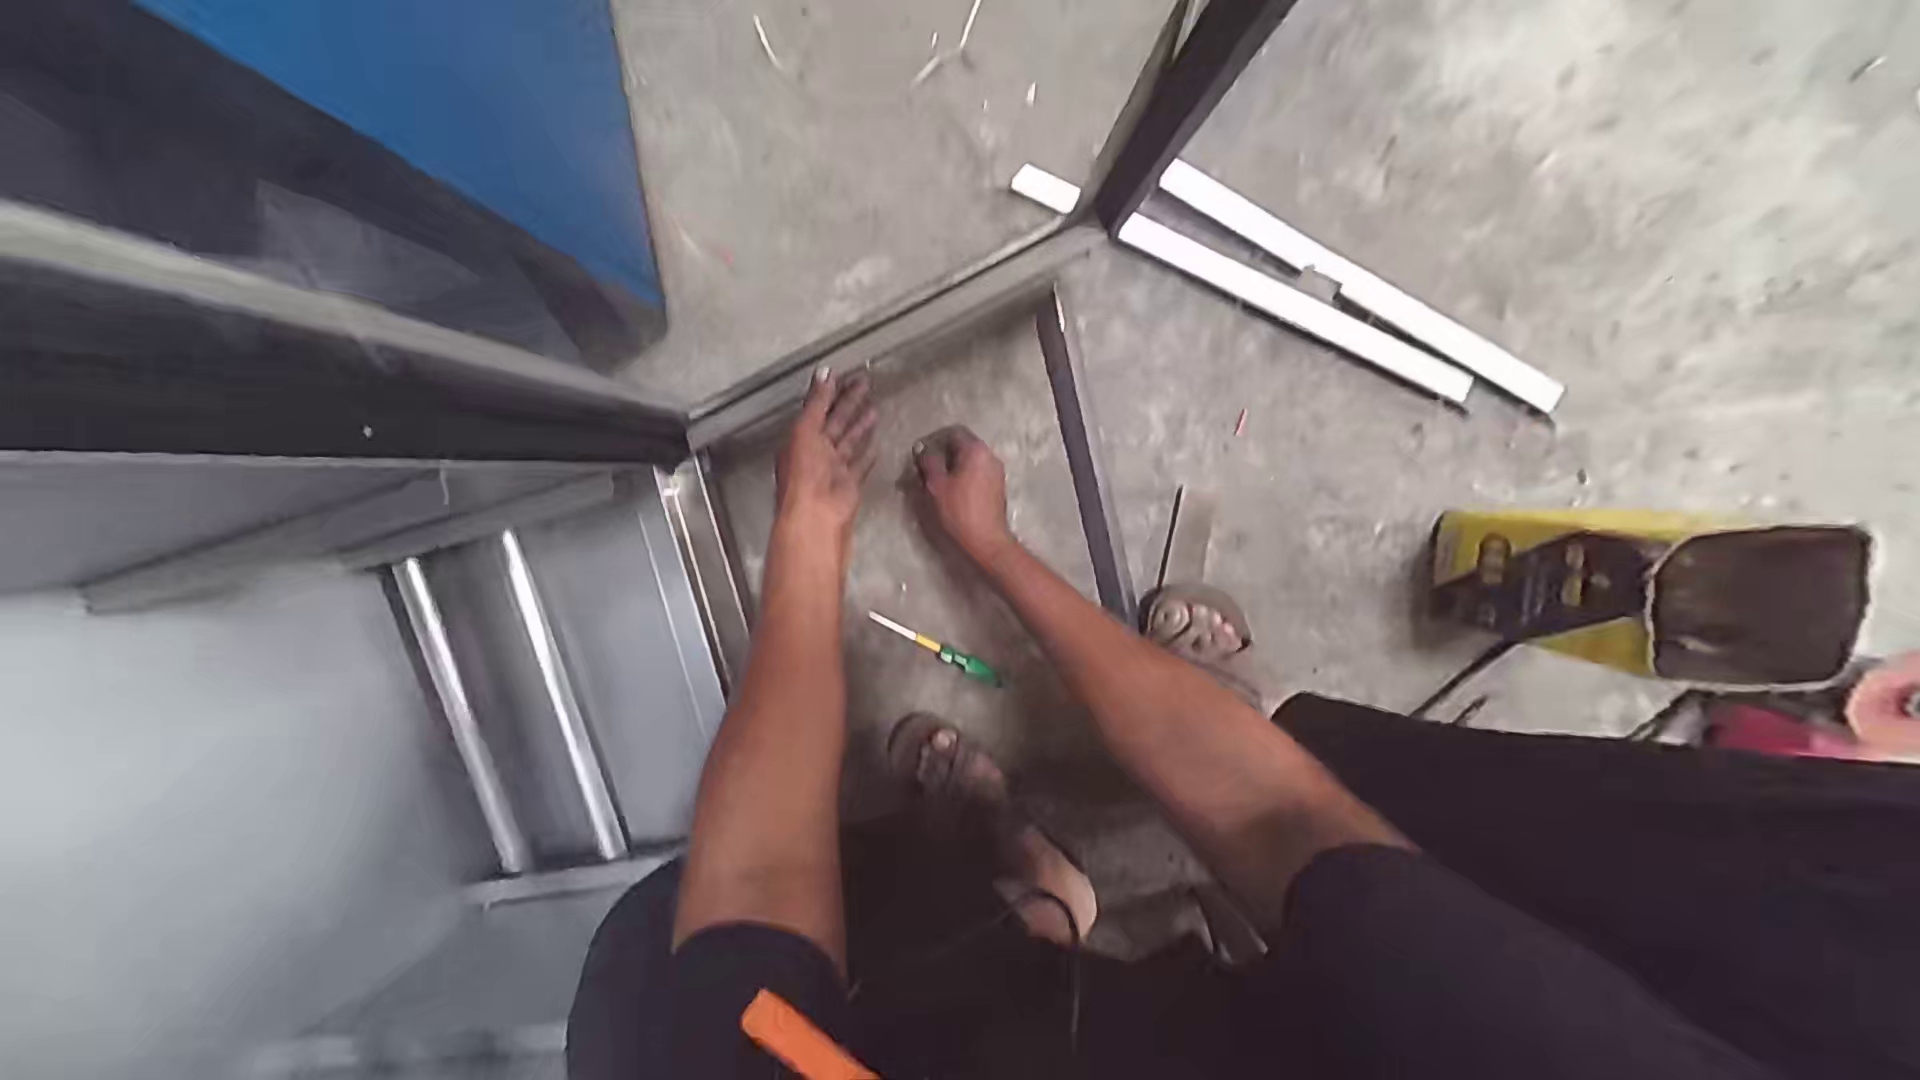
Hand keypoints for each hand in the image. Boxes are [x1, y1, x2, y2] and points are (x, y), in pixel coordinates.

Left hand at [775, 367, 876, 549]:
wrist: (815, 518)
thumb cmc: (805, 476)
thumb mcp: (806, 430)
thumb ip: (817, 402)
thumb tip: (824, 372)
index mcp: (800, 437)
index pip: (817, 407)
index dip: (830, 390)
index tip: (845, 374)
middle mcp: (815, 451)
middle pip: (836, 421)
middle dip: (850, 401)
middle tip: (866, 382)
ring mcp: (833, 469)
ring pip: (849, 440)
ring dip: (861, 423)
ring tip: (874, 406)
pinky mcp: (849, 484)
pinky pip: (859, 465)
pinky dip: (867, 454)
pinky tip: (876, 444)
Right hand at [914, 425, 1011, 563]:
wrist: (986, 541)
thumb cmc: (959, 511)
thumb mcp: (936, 485)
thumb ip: (928, 461)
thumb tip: (922, 449)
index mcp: (976, 450)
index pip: (952, 433)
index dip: (933, 440)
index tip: (921, 454)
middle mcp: (990, 456)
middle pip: (962, 445)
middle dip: (943, 453)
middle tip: (926, 468)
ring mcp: (997, 471)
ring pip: (970, 460)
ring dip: (953, 466)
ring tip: (937, 481)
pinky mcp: (998, 486)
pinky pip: (977, 472)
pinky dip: (963, 476)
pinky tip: (952, 491)